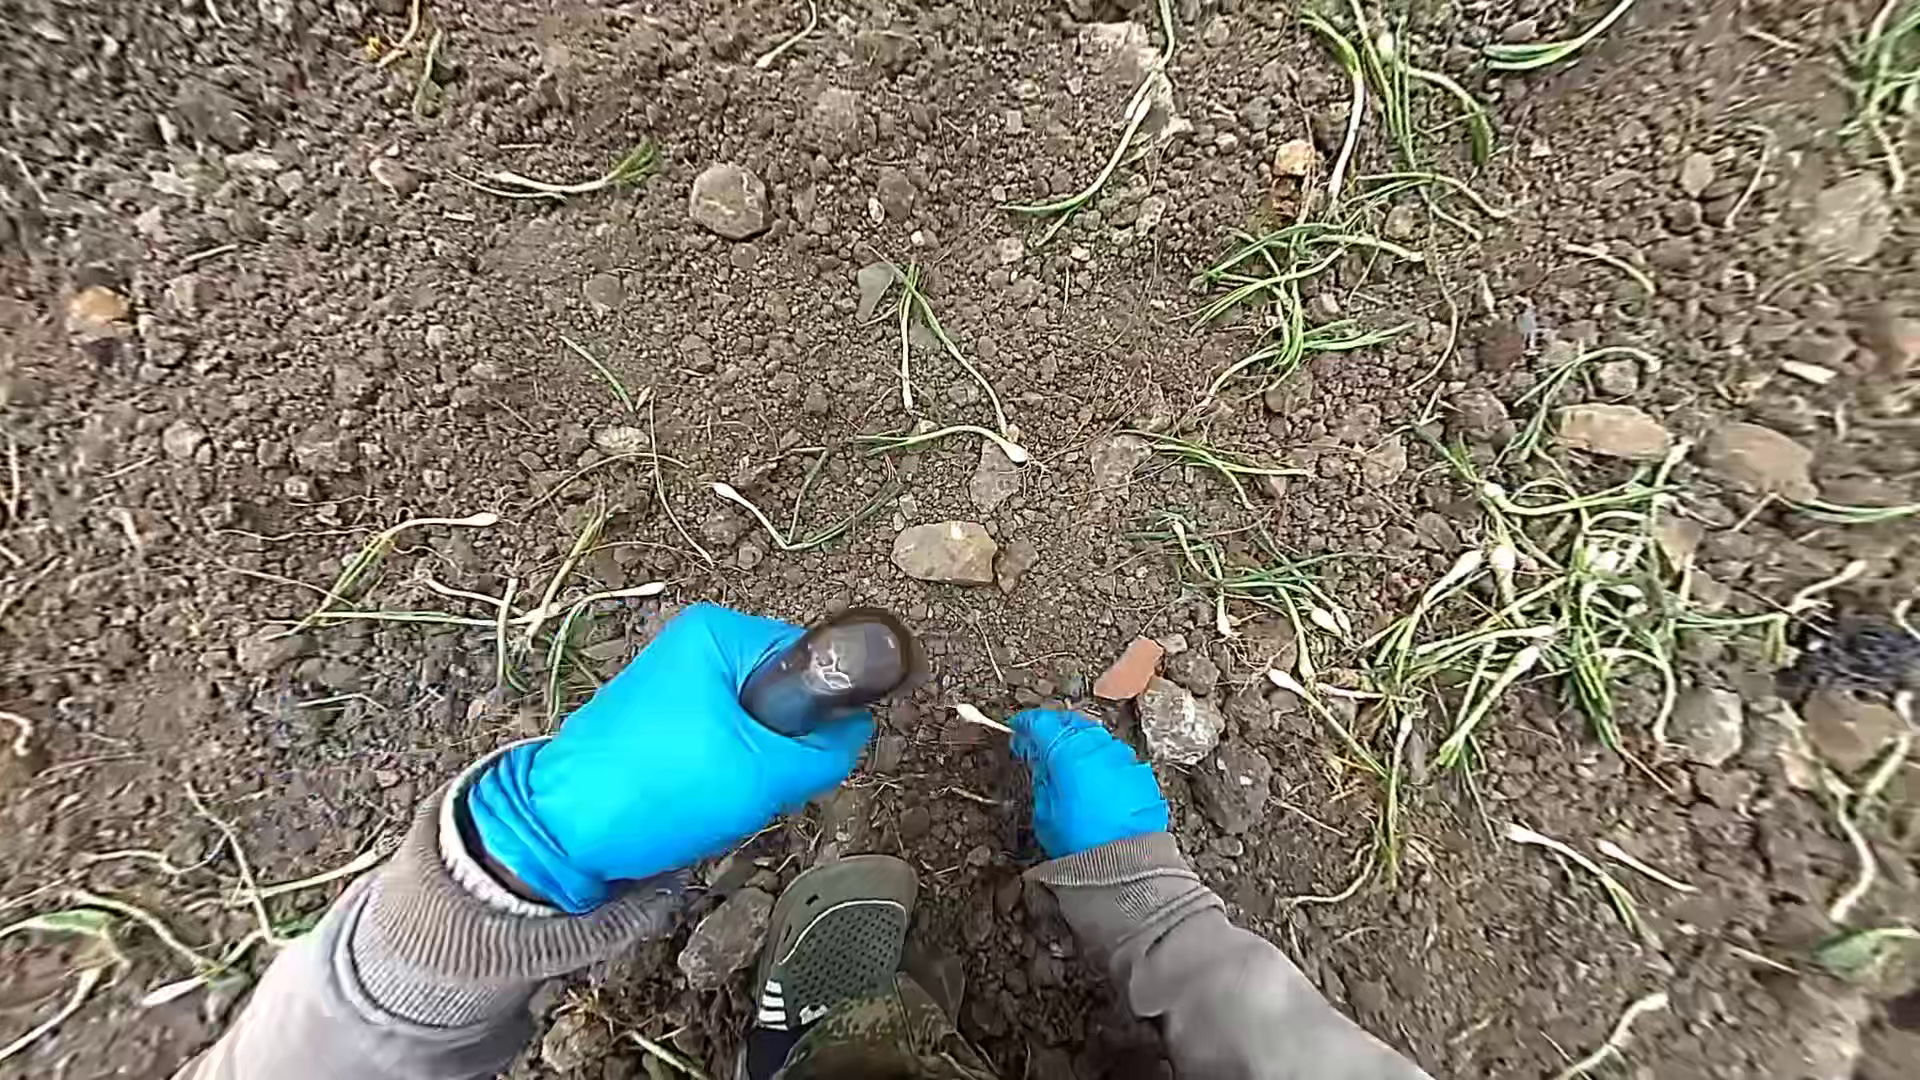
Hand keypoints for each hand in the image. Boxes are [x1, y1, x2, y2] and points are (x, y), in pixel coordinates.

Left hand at [465, 604, 873, 911]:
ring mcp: (676, 673)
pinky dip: (729, 757)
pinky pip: (724, 725)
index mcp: (719, 632)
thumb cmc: (661, 787)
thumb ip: (829, 749)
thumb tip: (858, 728)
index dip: (820, 706)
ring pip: (755, 711)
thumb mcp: (765, 774)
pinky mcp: (663, 708)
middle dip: (784, 736)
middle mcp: (696, 640)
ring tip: (731, 786)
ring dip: (758, 752)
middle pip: (781, 685)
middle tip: (767, 775)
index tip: (810, 749)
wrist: (555, 838)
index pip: (807, 656)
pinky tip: (708, 789)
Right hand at [1010, 709, 1168, 857]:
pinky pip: (1115, 754)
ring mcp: (1122, 758)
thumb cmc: (1084, 846)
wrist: (1127, 868)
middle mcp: (1098, 748)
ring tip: (1068, 758)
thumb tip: (1037, 758)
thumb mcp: (1046, 812)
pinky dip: (1101, 758)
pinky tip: (1094, 775)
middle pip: (1070, 721)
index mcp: (1069, 754)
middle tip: (1040, 740)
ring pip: (1095, 734)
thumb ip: (1041, 777)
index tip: (1019, 728)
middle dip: (1053, 726)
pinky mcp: (1140, 773)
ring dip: (1078, 740)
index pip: (1042, 723)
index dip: (1027, 723)